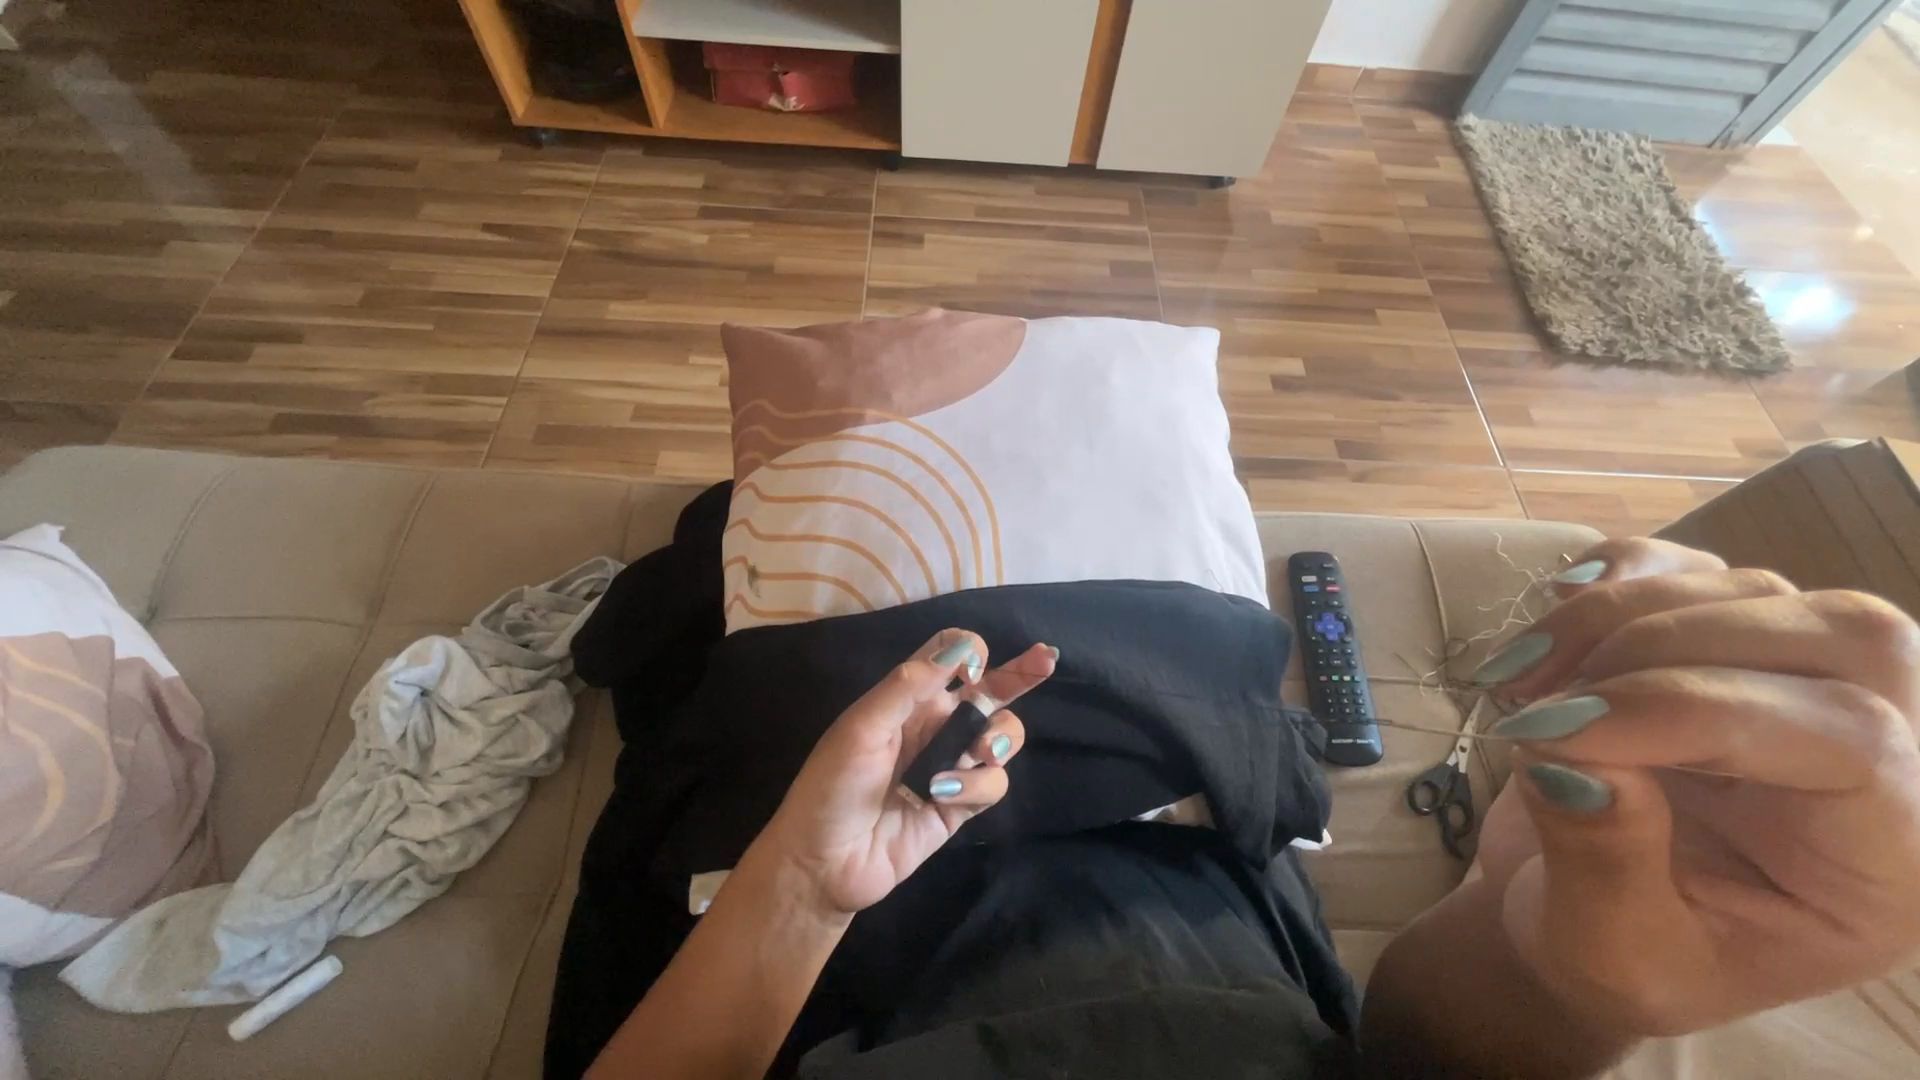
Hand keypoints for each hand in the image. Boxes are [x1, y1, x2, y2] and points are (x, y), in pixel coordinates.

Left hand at [754, 629, 1054, 915]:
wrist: (822, 862)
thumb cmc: (831, 785)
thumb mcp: (862, 728)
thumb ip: (908, 686)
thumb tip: (960, 649)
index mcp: (909, 698)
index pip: (949, 656)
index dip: (967, 651)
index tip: (971, 667)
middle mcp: (935, 725)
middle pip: (990, 690)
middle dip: (1020, 674)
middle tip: (1046, 660)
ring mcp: (952, 765)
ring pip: (1001, 736)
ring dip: (1001, 736)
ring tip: (983, 749)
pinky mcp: (961, 805)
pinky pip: (992, 783)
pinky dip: (977, 785)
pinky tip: (944, 794)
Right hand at [1466, 537, 1919, 1035]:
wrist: (1571, 913)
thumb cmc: (1606, 954)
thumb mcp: (1606, 948)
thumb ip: (1603, 861)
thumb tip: (1565, 752)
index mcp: (1879, 859)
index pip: (1844, 738)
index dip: (1683, 712)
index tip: (1541, 737)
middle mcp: (1871, 763)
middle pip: (1841, 634)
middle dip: (1662, 644)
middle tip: (1537, 697)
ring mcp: (1786, 690)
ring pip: (1750, 588)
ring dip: (1609, 615)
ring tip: (1516, 679)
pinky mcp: (1702, 649)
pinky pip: (1685, 568)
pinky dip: (1613, 570)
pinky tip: (1553, 608)